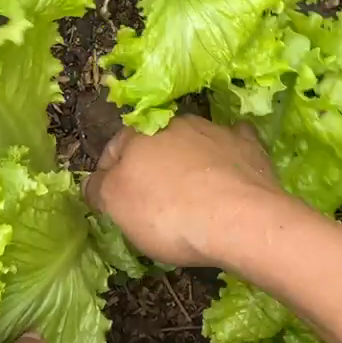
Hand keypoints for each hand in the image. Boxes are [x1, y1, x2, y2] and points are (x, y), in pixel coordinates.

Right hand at [83, 115, 291, 267]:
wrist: (239, 219)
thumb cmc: (168, 213)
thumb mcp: (116, 205)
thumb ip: (98, 189)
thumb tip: (93, 183)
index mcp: (140, 134)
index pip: (114, 149)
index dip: (109, 176)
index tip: (113, 203)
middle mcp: (177, 123)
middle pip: (155, 145)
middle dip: (151, 167)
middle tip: (153, 203)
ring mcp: (215, 131)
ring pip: (193, 143)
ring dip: (188, 162)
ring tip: (193, 196)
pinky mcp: (248, 147)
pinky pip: (234, 145)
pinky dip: (229, 156)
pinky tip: (230, 173)